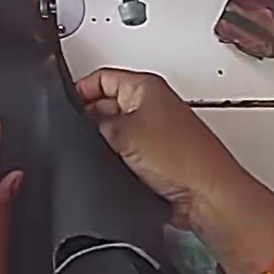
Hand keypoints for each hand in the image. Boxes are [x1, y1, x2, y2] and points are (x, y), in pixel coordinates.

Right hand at [75, 68, 273, 273]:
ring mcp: (156, 129)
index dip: (80, 89)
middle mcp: (152, 103)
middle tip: (80, 132)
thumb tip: (84, 121)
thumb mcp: (121, 133)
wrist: (208, 196)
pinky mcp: (159, 155)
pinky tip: (116, 166)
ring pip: (117, 128)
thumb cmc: (181, 158)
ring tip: (103, 151)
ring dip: (107, 140)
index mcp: (145, 85)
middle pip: (108, 101)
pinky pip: (128, 150)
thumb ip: (95, 122)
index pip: (101, 77)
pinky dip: (119, 157)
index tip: (65, 104)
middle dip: (92, 116)